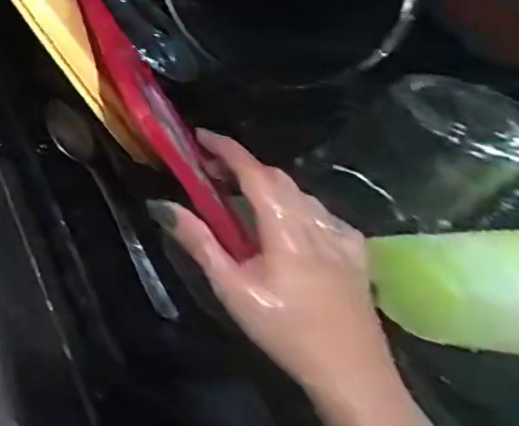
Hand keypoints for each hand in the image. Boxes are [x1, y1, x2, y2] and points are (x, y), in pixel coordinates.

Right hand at [153, 131, 393, 403]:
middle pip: (279, 180)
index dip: (228, 150)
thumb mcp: (232, 290)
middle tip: (208, 168)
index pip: (257, 175)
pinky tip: (290, 219)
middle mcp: (318, 229)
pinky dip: (299, 205)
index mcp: (288, 233)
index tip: (200, 136)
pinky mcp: (356, 260)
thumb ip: (199, 243)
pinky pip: (326, 216)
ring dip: (268, 183)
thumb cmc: (286, 332)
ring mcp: (343, 245)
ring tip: (240, 192)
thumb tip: (162, 204)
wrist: (354, 381)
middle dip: (242, 164)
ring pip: (302, 195)